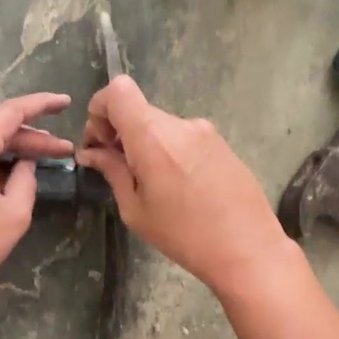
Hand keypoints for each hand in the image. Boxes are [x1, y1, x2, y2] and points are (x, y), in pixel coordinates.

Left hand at [0, 92, 75, 308]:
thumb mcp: (14, 213)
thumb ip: (27, 178)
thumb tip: (26, 162)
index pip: (11, 112)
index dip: (41, 105)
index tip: (66, 102)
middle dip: (32, 136)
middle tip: (64, 150)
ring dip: (14, 149)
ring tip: (45, 157)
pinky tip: (15, 169)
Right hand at [77, 76, 294, 296]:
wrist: (247, 248)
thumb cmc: (182, 234)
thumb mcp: (135, 208)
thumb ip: (112, 171)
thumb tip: (91, 153)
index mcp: (152, 136)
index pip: (117, 91)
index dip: (100, 110)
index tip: (100, 144)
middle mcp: (179, 124)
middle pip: (137, 110)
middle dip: (119, 133)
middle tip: (117, 170)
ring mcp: (204, 131)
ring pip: (160, 126)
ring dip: (145, 145)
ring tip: (151, 185)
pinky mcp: (221, 143)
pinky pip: (182, 138)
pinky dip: (168, 152)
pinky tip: (178, 188)